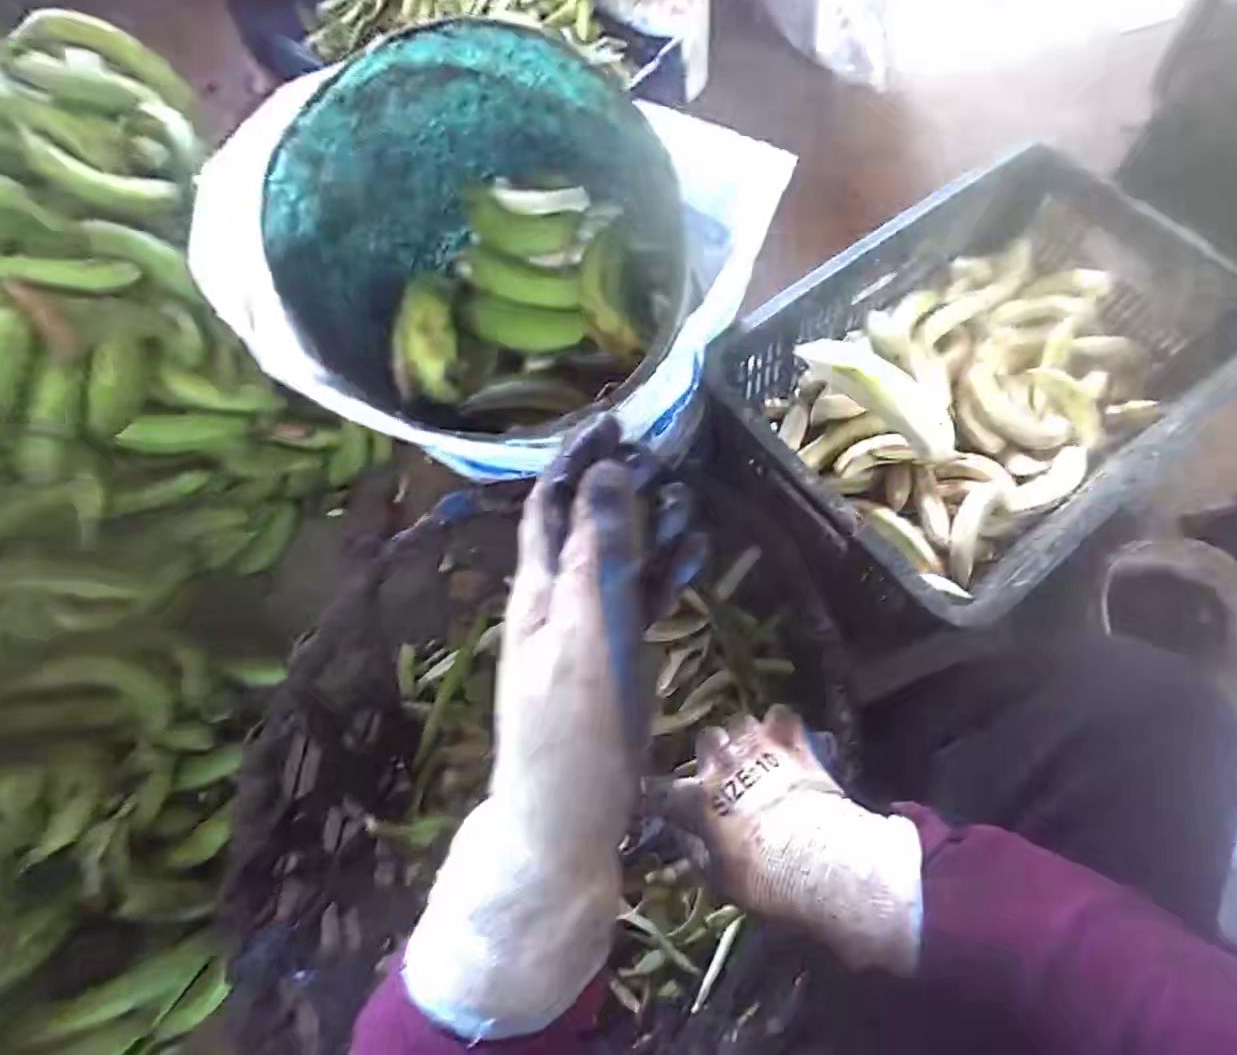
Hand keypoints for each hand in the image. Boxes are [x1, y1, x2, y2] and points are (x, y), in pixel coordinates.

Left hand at [402, 416, 703, 1040]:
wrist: (567, 814)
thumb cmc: (571, 730)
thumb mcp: (585, 635)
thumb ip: (598, 555)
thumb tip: (607, 473)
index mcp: (540, 587)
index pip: (552, 502)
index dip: (576, 459)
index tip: (611, 422)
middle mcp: (560, 596)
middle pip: (590, 522)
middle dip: (621, 484)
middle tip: (663, 454)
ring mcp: (592, 625)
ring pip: (623, 557)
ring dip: (652, 525)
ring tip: (688, 499)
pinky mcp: (619, 652)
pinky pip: (643, 597)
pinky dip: (667, 571)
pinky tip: (696, 551)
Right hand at [661, 706, 923, 974]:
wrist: (816, 858)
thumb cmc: (763, 879)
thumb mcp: (718, 878)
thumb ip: (697, 849)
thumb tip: (685, 834)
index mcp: (697, 800)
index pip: (660, 791)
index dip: (655, 792)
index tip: (653, 794)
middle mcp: (721, 764)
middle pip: (706, 739)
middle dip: (713, 752)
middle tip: (725, 772)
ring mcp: (756, 746)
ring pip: (740, 722)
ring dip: (745, 736)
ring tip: (757, 751)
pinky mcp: (791, 740)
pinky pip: (780, 716)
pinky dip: (781, 725)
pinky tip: (786, 736)